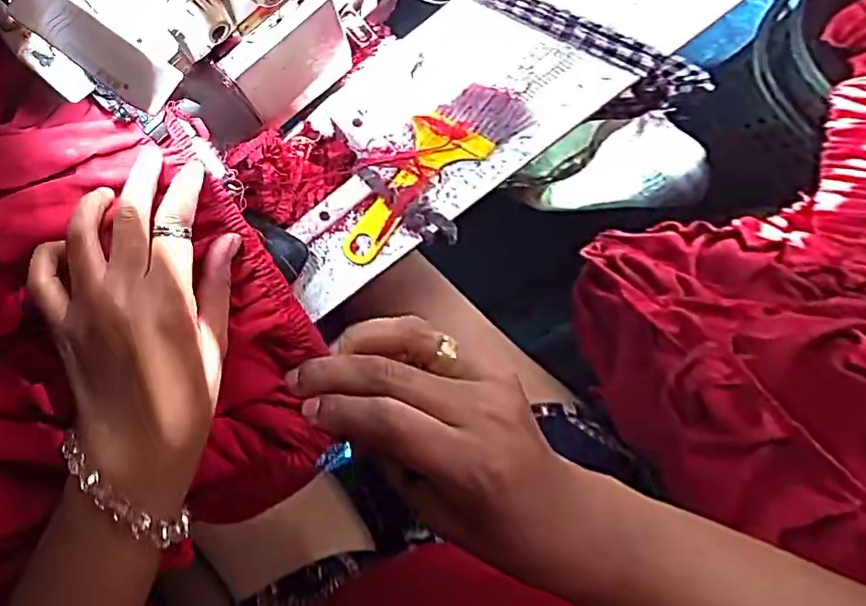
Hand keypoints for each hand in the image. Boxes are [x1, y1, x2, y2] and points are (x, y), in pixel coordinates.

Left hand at [27, 147, 241, 517]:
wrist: (130, 460)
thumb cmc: (184, 408)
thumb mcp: (213, 349)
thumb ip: (215, 289)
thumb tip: (227, 240)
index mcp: (166, 298)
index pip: (173, 223)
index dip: (184, 189)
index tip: (192, 170)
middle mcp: (121, 291)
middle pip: (126, 214)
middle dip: (141, 176)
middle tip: (151, 156)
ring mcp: (83, 306)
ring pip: (80, 233)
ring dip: (94, 202)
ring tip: (109, 193)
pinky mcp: (58, 324)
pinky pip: (41, 276)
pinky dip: (48, 252)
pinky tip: (65, 245)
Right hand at [286, 315, 591, 575]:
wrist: (567, 516)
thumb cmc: (500, 532)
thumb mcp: (433, 513)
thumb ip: (385, 457)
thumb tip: (340, 414)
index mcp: (470, 461)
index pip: (387, 417)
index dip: (339, 408)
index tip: (307, 411)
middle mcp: (480, 410)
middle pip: (389, 372)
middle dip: (333, 372)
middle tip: (298, 379)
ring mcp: (487, 377)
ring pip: (405, 336)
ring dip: (355, 341)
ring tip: (326, 355)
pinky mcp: (487, 360)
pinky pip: (425, 333)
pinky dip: (387, 333)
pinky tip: (363, 344)